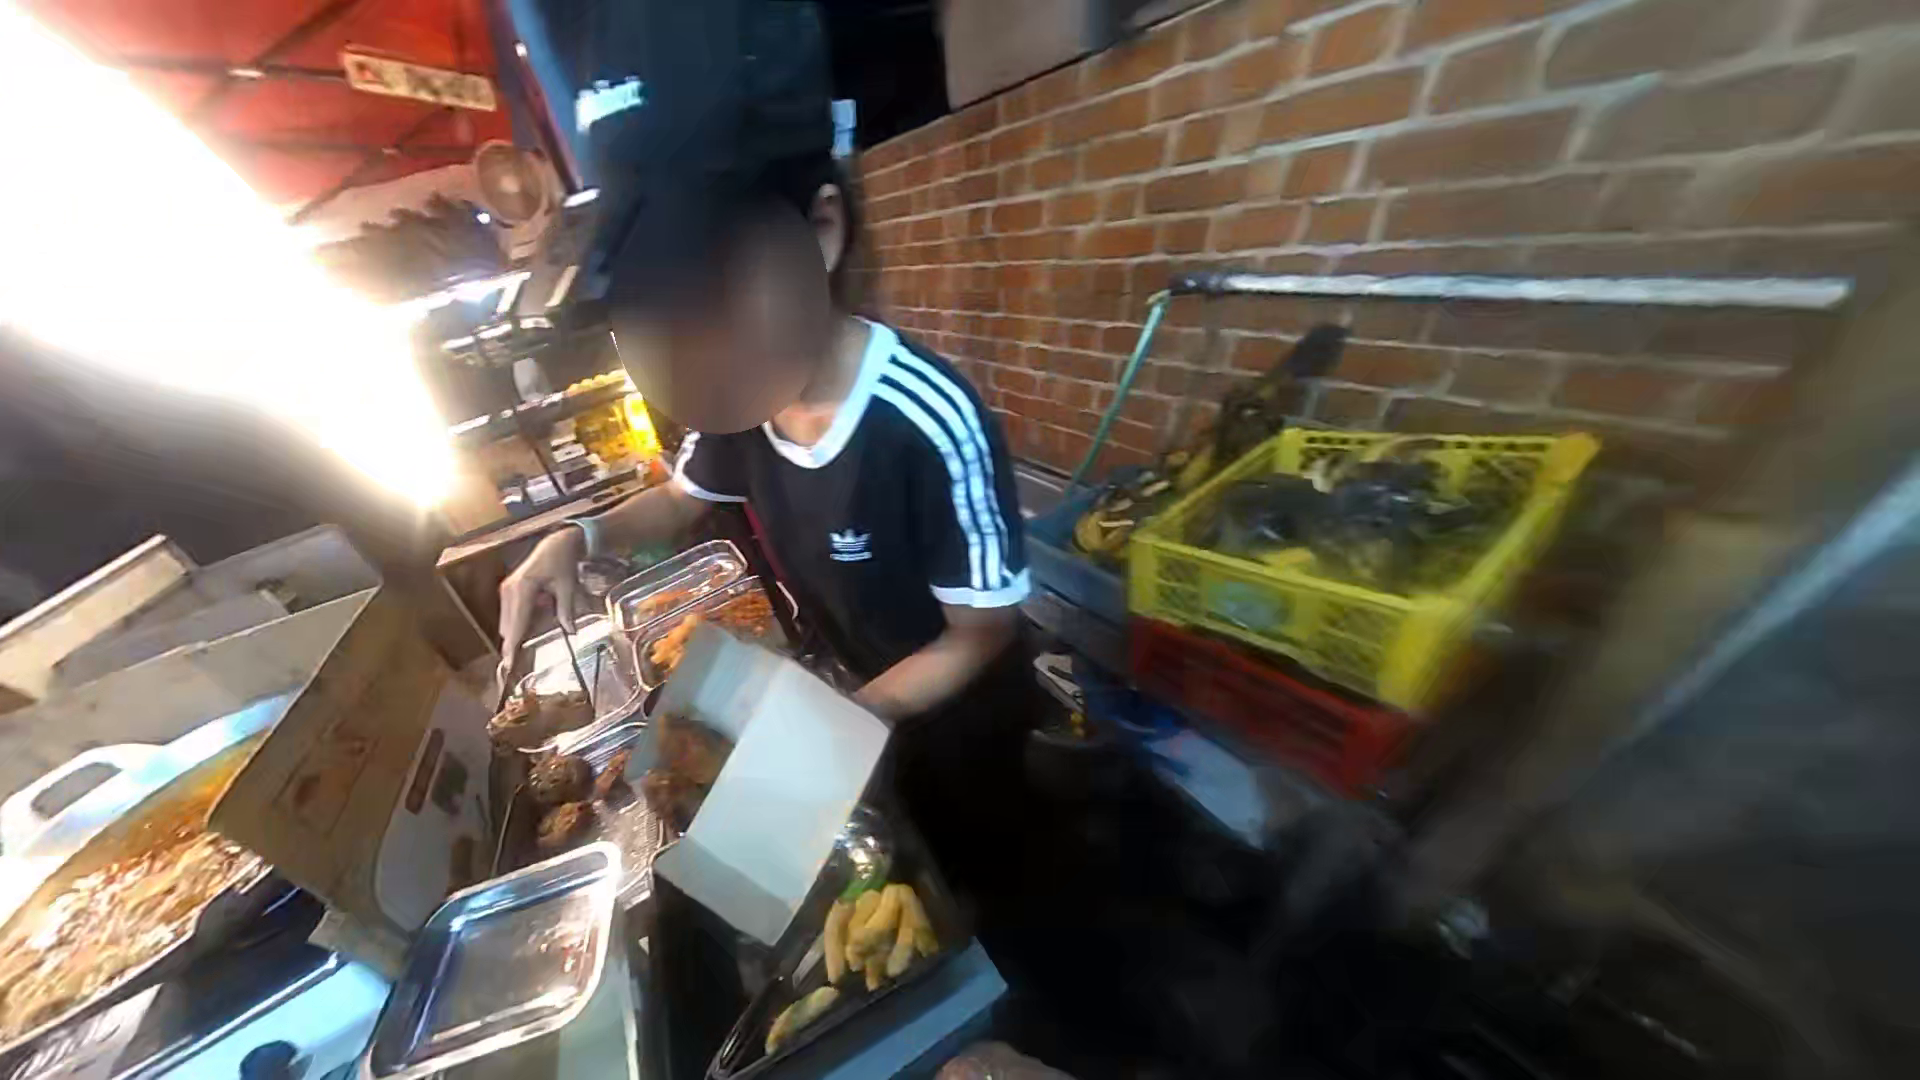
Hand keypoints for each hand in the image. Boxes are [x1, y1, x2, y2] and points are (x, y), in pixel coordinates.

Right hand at [497, 525, 586, 689]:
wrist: (557, 542)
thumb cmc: (563, 562)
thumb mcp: (568, 586)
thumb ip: (566, 610)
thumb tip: (570, 631)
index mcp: (521, 589)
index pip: (515, 624)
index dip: (512, 646)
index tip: (508, 663)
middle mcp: (508, 590)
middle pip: (508, 626)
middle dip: (513, 643)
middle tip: (516, 664)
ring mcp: (506, 590)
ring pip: (509, 621)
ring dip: (519, 632)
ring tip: (522, 649)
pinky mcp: (509, 590)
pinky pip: (513, 613)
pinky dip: (522, 621)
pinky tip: (535, 620)